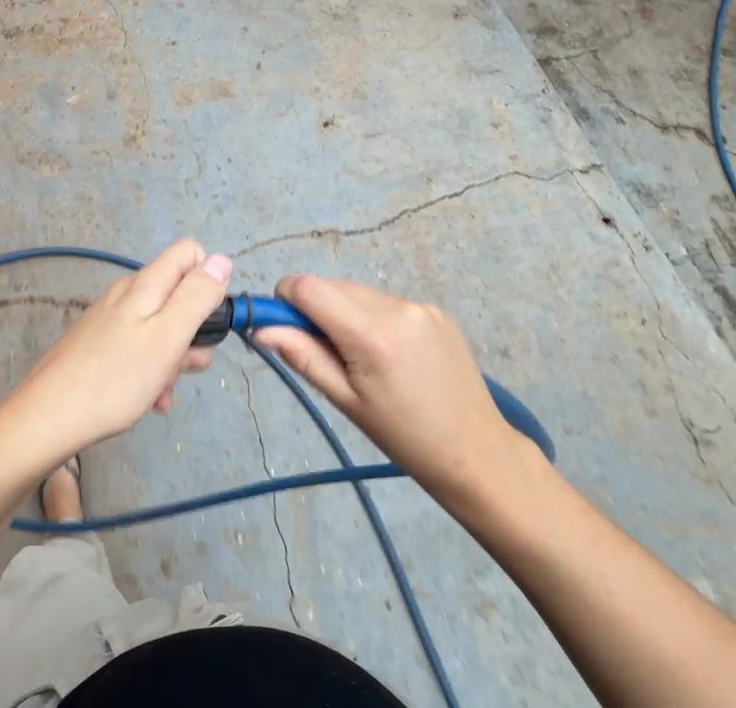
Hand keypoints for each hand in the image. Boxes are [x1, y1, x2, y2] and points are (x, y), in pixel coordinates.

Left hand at [0, 240, 231, 461]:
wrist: (49, 417)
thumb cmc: (114, 379)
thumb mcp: (167, 338)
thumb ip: (196, 297)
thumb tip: (221, 260)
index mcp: (144, 285)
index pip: (189, 253)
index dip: (209, 281)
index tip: (209, 320)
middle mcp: (126, 294)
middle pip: (179, 295)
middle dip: (194, 330)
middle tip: (187, 365)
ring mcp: (110, 319)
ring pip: (161, 327)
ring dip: (174, 358)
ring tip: (164, 392)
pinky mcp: (100, 344)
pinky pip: (140, 348)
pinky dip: (152, 370)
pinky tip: (149, 399)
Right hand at [255, 276, 530, 503]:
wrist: (475, 450)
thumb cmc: (402, 436)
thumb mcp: (344, 400)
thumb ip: (302, 356)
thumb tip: (260, 328)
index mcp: (371, 334)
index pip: (308, 288)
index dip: (284, 300)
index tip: (281, 327)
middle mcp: (396, 307)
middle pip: (331, 285)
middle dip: (313, 309)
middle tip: (321, 353)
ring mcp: (420, 306)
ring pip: (357, 292)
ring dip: (342, 313)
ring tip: (358, 359)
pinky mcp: (436, 311)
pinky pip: (385, 302)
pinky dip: (371, 318)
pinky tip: (387, 355)